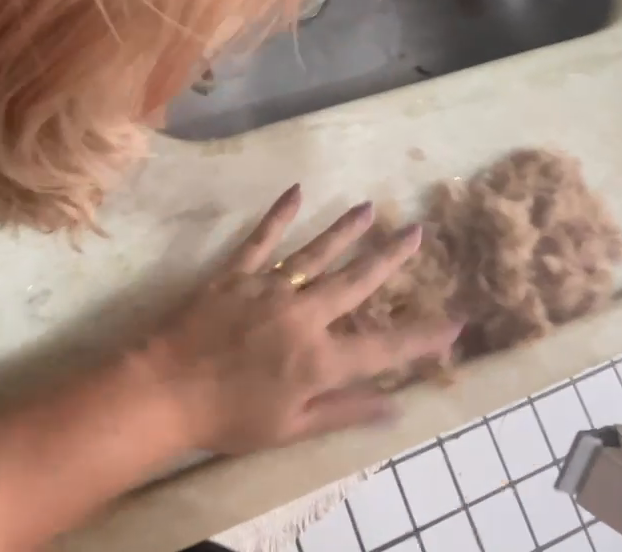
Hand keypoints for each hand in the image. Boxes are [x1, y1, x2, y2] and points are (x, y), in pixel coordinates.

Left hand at [136, 184, 460, 455]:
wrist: (165, 389)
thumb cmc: (229, 418)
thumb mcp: (292, 429)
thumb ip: (344, 413)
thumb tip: (396, 406)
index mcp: (320, 361)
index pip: (384, 348)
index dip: (423, 337)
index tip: (457, 319)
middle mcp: (302, 316)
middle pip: (355, 282)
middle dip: (389, 257)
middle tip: (416, 231)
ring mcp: (268, 288)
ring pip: (315, 252)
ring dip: (344, 229)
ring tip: (369, 207)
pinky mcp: (235, 272)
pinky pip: (262, 238)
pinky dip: (280, 214)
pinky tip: (297, 191)